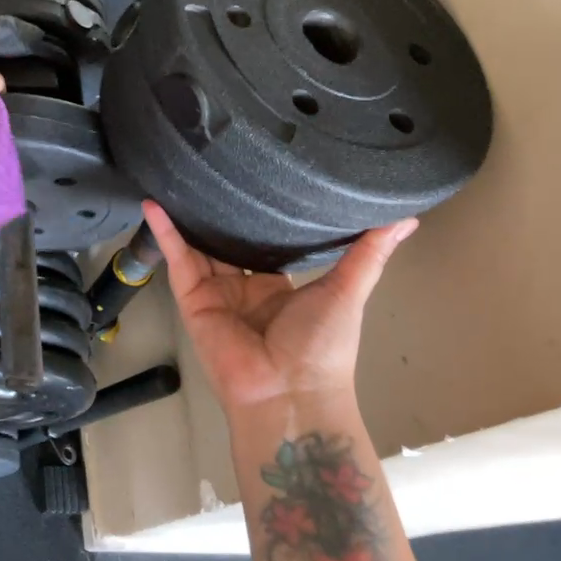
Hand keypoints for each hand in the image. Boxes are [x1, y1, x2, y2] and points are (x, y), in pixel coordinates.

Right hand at [146, 201, 416, 411]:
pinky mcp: (191, 298)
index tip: (255, 180)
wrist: (289, 392)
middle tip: (212, 167)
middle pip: (225, 242)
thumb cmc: (323, 346)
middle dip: (218, 213)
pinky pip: (176, 259)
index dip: (257, 218)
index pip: (262, 245)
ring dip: (186, 215)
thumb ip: (368, 254)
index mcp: (277, 289)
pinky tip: (154, 203)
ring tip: (178, 175)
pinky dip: (164, 232)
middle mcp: (243, 289)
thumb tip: (407, 219)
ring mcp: (214, 293)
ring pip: (196, 245)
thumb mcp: (348, 292)